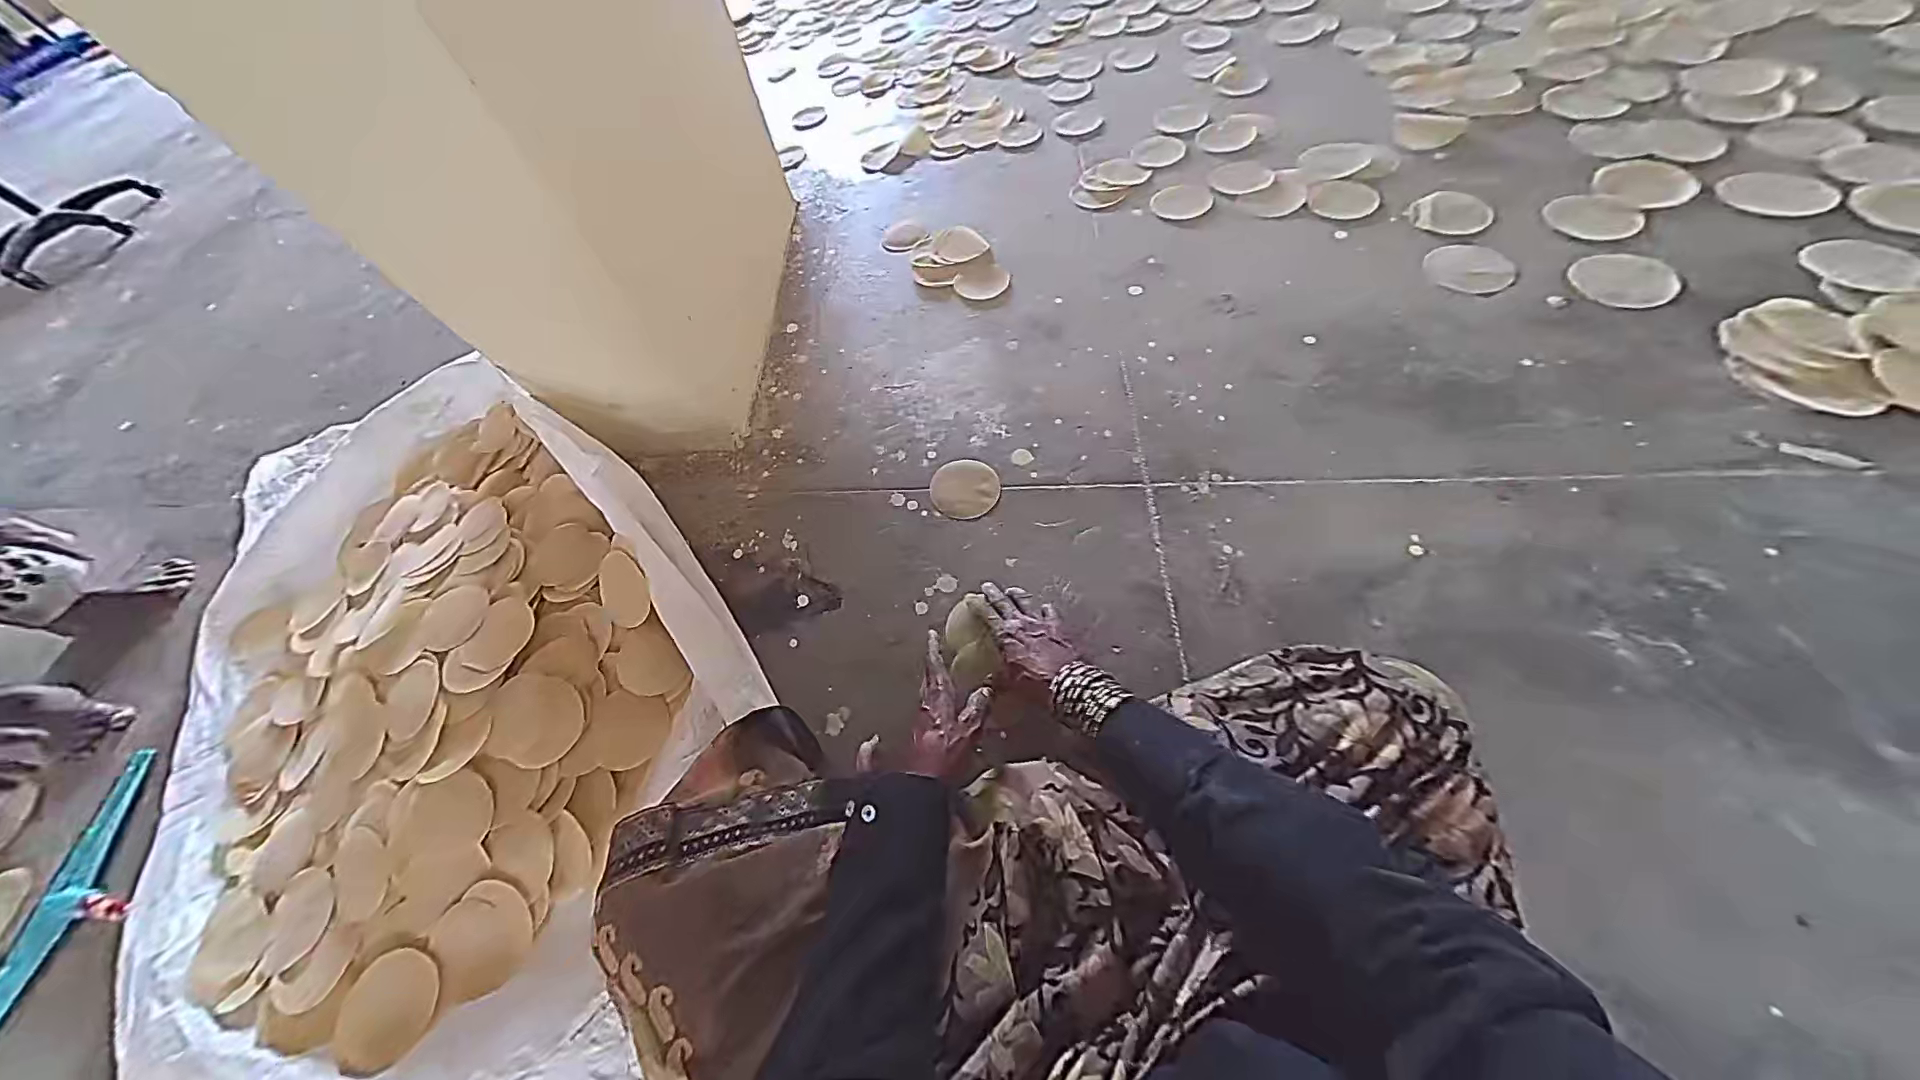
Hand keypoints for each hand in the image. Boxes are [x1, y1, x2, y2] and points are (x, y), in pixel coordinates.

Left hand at [879, 630, 992, 780]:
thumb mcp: (968, 734)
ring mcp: (909, 733)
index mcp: (936, 706)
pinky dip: (882, 741)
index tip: (930, 636)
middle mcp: (920, 714)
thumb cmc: (943, 760)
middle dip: (928, 671)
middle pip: (924, 687)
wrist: (913, 789)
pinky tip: (871, 742)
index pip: (935, 673)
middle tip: (930, 657)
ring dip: (923, 694)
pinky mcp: (900, 752)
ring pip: (917, 706)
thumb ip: (976, 711)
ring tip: (927, 686)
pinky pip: (891, 741)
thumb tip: (984, 689)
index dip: (933, 654)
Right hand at [979, 583, 1080, 700]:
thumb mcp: (1009, 686)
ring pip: (1026, 602)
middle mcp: (1021, 625)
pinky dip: (1045, 609)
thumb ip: (996, 681)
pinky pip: (1050, 612)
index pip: (987, 614)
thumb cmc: (1035, 684)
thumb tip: (987, 685)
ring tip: (1012, 590)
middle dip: (994, 593)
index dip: (978, 604)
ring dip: (1017, 595)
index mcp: (1005, 636)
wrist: (1066, 682)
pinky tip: (1044, 606)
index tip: (971, 597)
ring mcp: (1041, 623)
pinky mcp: (1058, 627)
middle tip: (988, 586)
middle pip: (1004, 603)